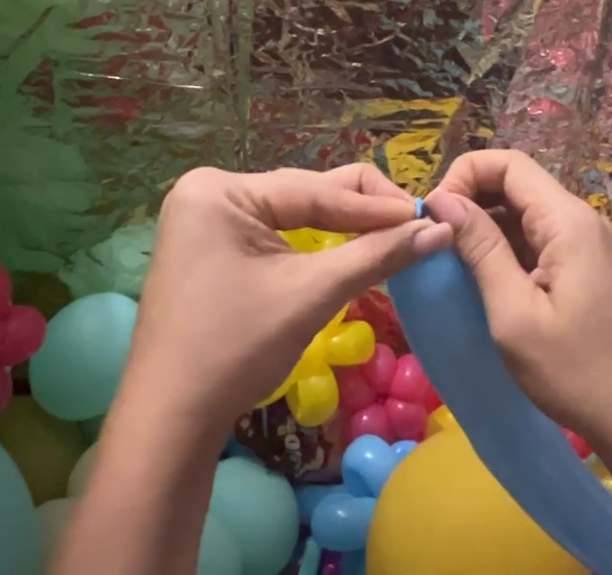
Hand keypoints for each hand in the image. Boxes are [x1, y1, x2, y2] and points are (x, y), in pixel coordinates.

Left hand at [126, 164, 453, 430]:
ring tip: (396, 237)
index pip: (317, 189)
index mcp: (221, 189)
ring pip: (294, 214)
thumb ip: (378, 254)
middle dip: (363, 214)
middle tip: (417, 228)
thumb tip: (441, 230)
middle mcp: (211, 192)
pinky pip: (276, 234)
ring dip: (344, 227)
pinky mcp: (212, 248)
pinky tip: (352, 250)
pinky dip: (316, 244)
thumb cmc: (235, 349)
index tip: (429, 217)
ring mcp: (208, 221)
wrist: (169, 422)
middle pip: (306, 194)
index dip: (378, 206)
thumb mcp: (311, 294)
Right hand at [427, 149, 611, 452]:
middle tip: (436, 240)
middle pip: (518, 183)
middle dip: (471, 199)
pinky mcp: (588, 268)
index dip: (464, 175)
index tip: (434, 215)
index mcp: (567, 221)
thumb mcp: (514, 314)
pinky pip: (540, 239)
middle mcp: (581, 220)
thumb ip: (480, 250)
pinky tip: (485, 279)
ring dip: (487, 227)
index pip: (509, 163)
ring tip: (452, 262)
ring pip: (527, 212)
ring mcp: (588, 244)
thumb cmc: (575, 371)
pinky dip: (508, 248)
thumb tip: (442, 199)